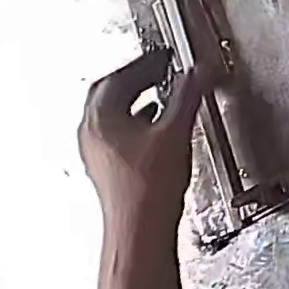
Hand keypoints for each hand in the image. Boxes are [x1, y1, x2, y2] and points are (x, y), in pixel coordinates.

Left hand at [78, 48, 204, 233]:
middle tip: (154, 72)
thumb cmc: (148, 187)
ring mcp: (96, 153)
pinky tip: (155, 131)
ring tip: (158, 97)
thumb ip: (187, 96)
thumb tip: (196, 73)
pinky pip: (117, 136)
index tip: (160, 59)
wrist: (140, 229)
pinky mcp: (106, 169)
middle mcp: (91, 134)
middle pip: (108, 94)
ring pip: (111, 116)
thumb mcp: (175, 131)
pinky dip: (136, 123)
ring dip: (135, 102)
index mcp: (101, 119)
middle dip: (134, 80)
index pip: (118, 78)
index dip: (142, 65)